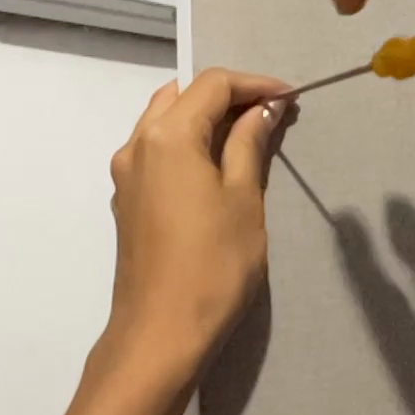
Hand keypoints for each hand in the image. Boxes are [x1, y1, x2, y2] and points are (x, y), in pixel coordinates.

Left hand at [101, 69, 288, 385]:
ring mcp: (125, 173)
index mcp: (166, 135)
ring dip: (203, 118)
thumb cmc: (213, 263)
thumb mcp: (243, 198)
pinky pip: (155, 150)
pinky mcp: (125, 199)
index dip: (254, 84)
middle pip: (183, 97)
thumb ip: (249, 143)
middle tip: (269, 115)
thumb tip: (263, 108)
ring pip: (163, 121)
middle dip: (227, 97)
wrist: (160, 330)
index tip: (289, 98)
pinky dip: (185, 143)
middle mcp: (136, 144)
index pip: (211, 85)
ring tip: (246, 136)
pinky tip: (213, 164)